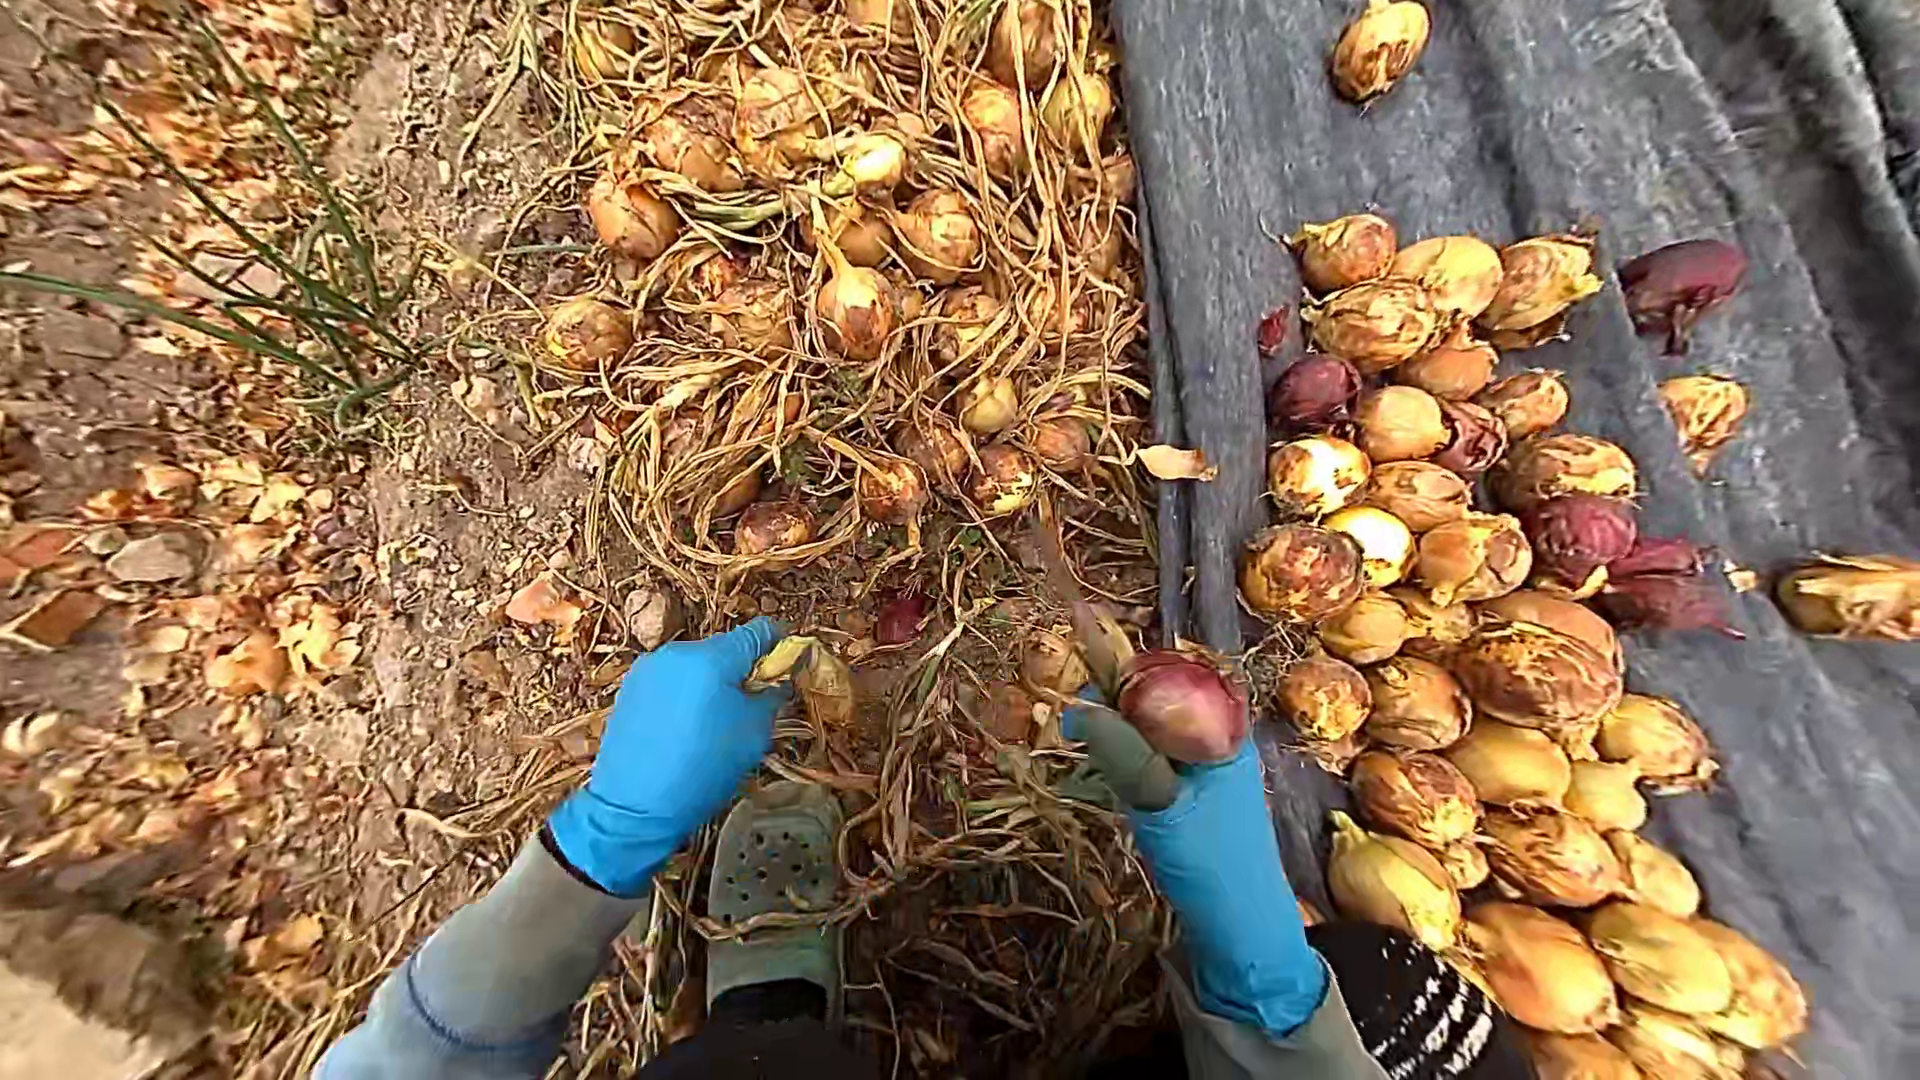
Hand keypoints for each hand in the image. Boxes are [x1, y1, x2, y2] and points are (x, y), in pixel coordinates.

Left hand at [547, 617, 789, 895]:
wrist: (632, 810)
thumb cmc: (704, 768)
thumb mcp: (755, 732)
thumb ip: (773, 694)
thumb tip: (782, 678)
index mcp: (713, 657)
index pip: (761, 630)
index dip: (780, 646)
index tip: (786, 670)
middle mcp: (680, 652)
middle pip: (728, 647)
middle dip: (745, 669)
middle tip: (751, 704)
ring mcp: (650, 667)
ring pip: (700, 663)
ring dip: (715, 680)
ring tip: (715, 719)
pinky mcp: (631, 687)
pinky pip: (674, 678)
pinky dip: (688, 691)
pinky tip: (686, 725)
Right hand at [1065, 696, 1326, 1036]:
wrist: (1243, 933)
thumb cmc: (1212, 864)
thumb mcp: (1164, 806)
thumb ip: (1126, 754)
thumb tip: (1081, 707)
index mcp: (1223, 728)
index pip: (1170, 676)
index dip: (1124, 674)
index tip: (1083, 688)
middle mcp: (1215, 733)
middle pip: (1157, 696)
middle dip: (1113, 700)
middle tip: (1074, 718)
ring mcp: (1202, 759)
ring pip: (1148, 723)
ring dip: (1114, 725)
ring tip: (1080, 735)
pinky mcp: (1188, 782)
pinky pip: (1150, 750)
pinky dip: (1123, 750)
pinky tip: (1101, 760)